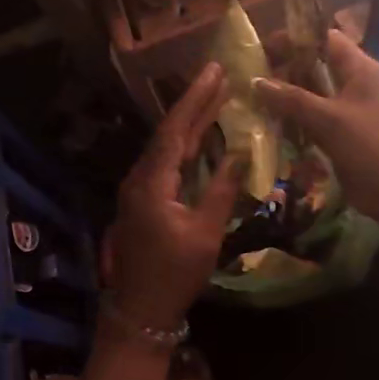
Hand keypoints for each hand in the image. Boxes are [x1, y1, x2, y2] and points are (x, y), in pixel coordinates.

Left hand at [100, 62, 244, 331]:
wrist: (140, 308)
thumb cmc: (175, 273)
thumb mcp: (205, 233)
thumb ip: (221, 190)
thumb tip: (240, 153)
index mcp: (151, 182)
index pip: (175, 130)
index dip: (195, 99)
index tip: (214, 72)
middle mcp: (139, 178)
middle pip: (169, 133)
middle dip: (194, 105)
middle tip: (219, 76)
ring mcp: (138, 189)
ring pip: (166, 147)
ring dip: (190, 124)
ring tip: (216, 98)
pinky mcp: (142, 200)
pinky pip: (164, 164)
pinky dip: (184, 147)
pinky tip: (200, 139)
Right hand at [254, 31, 378, 226]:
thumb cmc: (374, 148)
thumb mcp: (330, 120)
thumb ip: (292, 99)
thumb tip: (256, 81)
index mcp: (361, 70)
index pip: (325, 39)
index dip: (295, 38)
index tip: (261, 47)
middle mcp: (356, 85)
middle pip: (316, 66)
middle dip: (284, 69)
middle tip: (249, 76)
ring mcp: (350, 112)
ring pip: (312, 95)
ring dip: (285, 97)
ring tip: (250, 99)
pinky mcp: (343, 136)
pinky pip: (313, 120)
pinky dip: (292, 120)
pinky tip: (268, 125)